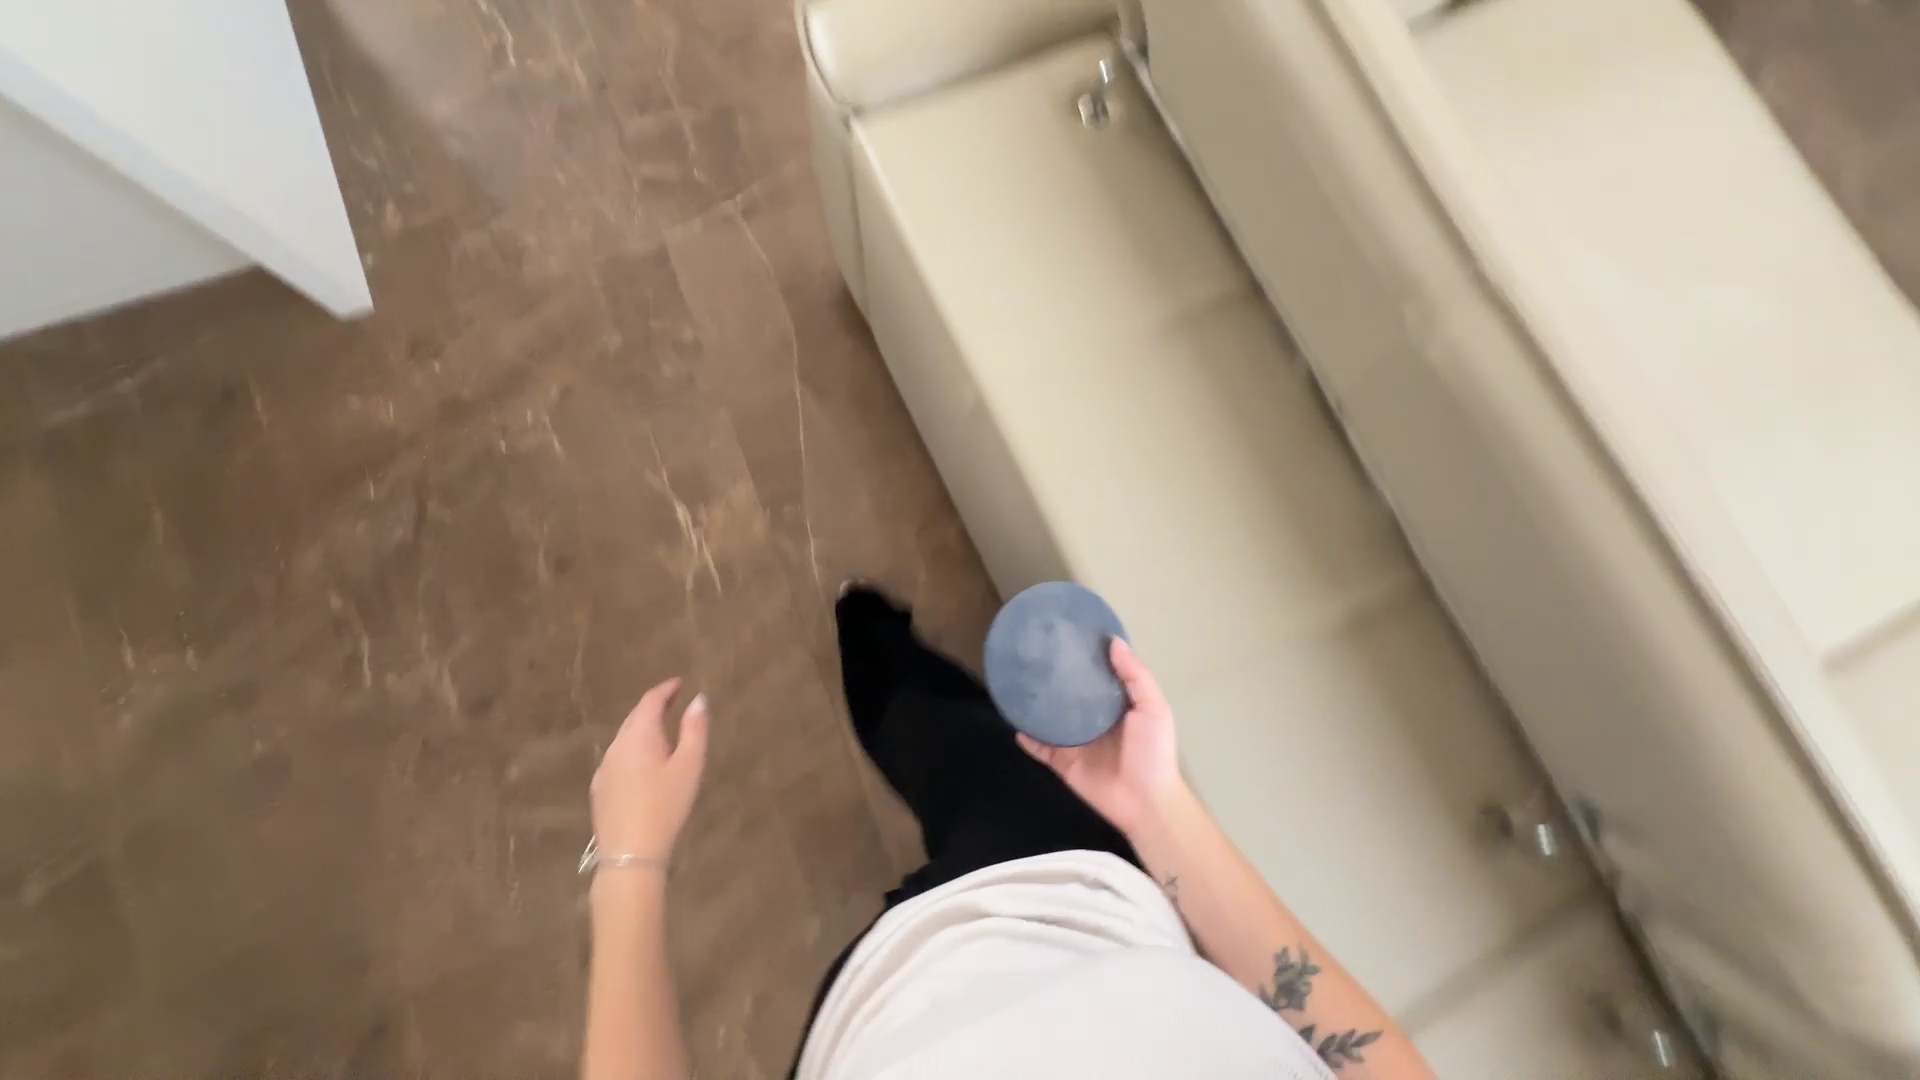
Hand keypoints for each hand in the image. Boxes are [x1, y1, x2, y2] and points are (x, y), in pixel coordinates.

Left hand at [591, 678, 708, 861]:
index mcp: (640, 736)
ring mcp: (605, 768)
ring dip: (643, 729)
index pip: (650, 701)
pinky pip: (618, 758)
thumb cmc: (666, 805)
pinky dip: (633, 749)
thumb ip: (695, 729)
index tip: (680, 683)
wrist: (630, 853)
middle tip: (674, 701)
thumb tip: (698, 699)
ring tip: (662, 731)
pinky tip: (643, 763)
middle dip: (654, 706)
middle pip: (634, 717)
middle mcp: (617, 746)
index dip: (665, 689)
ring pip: (625, 738)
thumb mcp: (690, 765)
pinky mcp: (600, 789)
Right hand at [1019, 640, 1183, 835]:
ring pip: (1050, 719)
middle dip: (1054, 678)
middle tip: (1034, 655)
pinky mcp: (1063, 763)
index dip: (1085, 656)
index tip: (1067, 633)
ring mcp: (1075, 741)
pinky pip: (1040, 748)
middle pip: (1068, 694)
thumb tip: (1114, 641)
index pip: (1096, 674)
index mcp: (1114, 704)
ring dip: (1035, 706)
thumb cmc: (1153, 752)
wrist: (1145, 802)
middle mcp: (1092, 719)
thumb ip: (1135, 676)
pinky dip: (1027, 737)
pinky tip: (1015, 724)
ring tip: (1017, 685)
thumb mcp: (1153, 708)